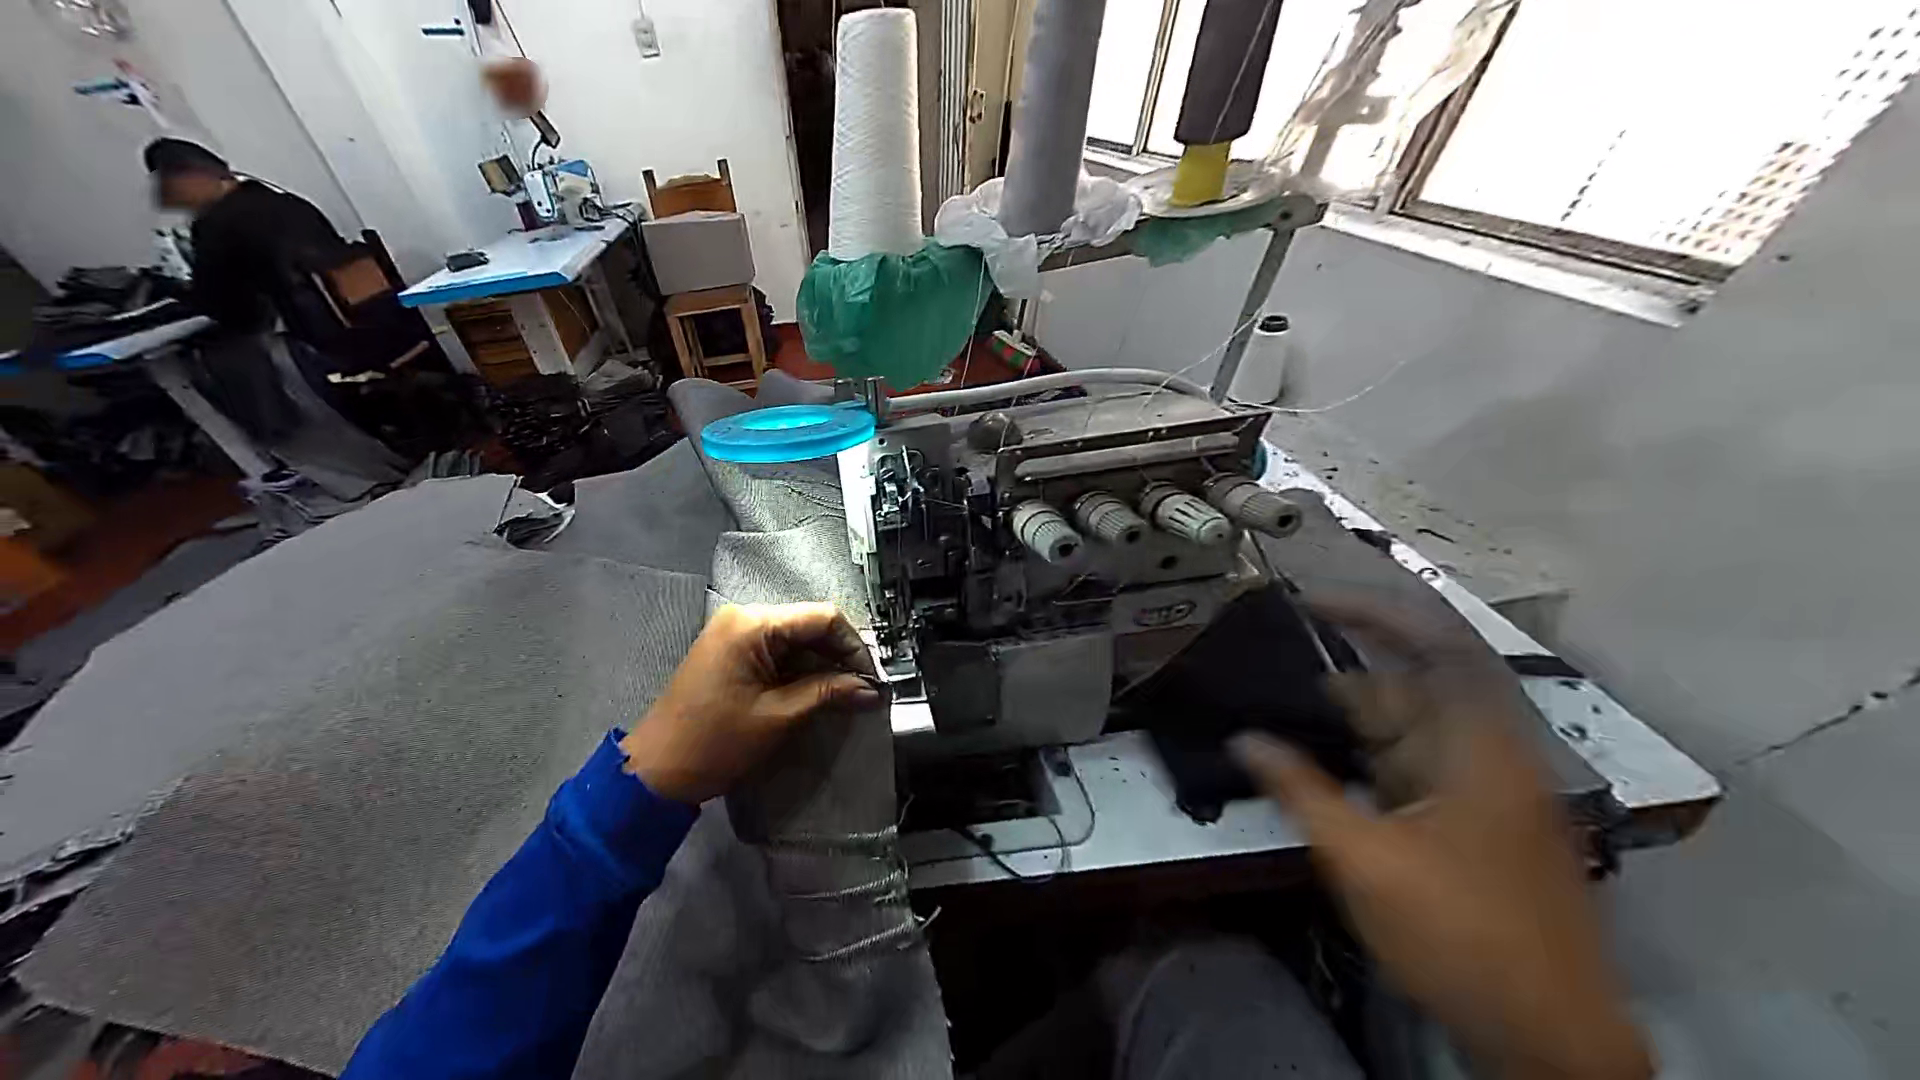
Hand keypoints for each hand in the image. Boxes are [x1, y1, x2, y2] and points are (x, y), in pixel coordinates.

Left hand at [621, 602, 881, 803]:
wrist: (655, 772)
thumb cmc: (713, 743)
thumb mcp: (778, 716)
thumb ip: (827, 693)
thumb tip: (870, 689)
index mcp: (752, 624)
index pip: (822, 617)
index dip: (853, 646)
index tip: (870, 678)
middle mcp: (744, 618)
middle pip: (810, 625)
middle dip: (840, 657)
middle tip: (863, 690)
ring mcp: (735, 633)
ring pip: (797, 639)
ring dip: (822, 665)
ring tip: (845, 695)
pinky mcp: (732, 652)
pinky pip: (778, 651)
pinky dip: (800, 670)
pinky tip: (818, 692)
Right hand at [1232, 601, 1651, 1079]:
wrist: (1548, 1038)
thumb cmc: (1461, 934)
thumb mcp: (1364, 857)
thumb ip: (1299, 790)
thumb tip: (1243, 739)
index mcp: (1481, 748)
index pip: (1438, 649)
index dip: (1378, 614)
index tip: (1315, 603)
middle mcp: (1487, 755)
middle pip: (1414, 688)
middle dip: (1345, 678)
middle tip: (1278, 676)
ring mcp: (1481, 790)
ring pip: (1408, 730)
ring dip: (1351, 722)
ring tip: (1286, 719)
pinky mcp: (1469, 821)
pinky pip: (1410, 766)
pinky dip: (1366, 757)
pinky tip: (1322, 765)